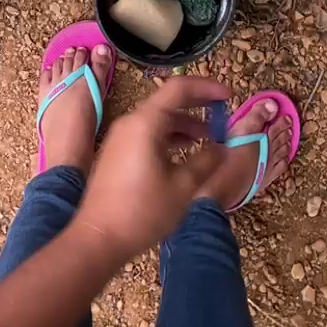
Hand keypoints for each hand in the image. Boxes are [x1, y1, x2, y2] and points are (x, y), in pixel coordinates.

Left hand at [72, 76, 229, 259]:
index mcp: (145, 122)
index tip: (229, 95)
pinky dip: (170, 134)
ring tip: (209, 136)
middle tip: (223, 109)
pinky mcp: (119, 151)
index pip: (179, 88)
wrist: (97, 238)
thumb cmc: (141, 212)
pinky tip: (185, 149)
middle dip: (198, 103)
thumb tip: (224, 146)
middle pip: (169, 99)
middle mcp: (131, 121)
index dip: (207, 87)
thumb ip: (206, 161)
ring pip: (159, 117)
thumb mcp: (182, 187)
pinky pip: (149, 131)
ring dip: (185, 122)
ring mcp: (122, 136)